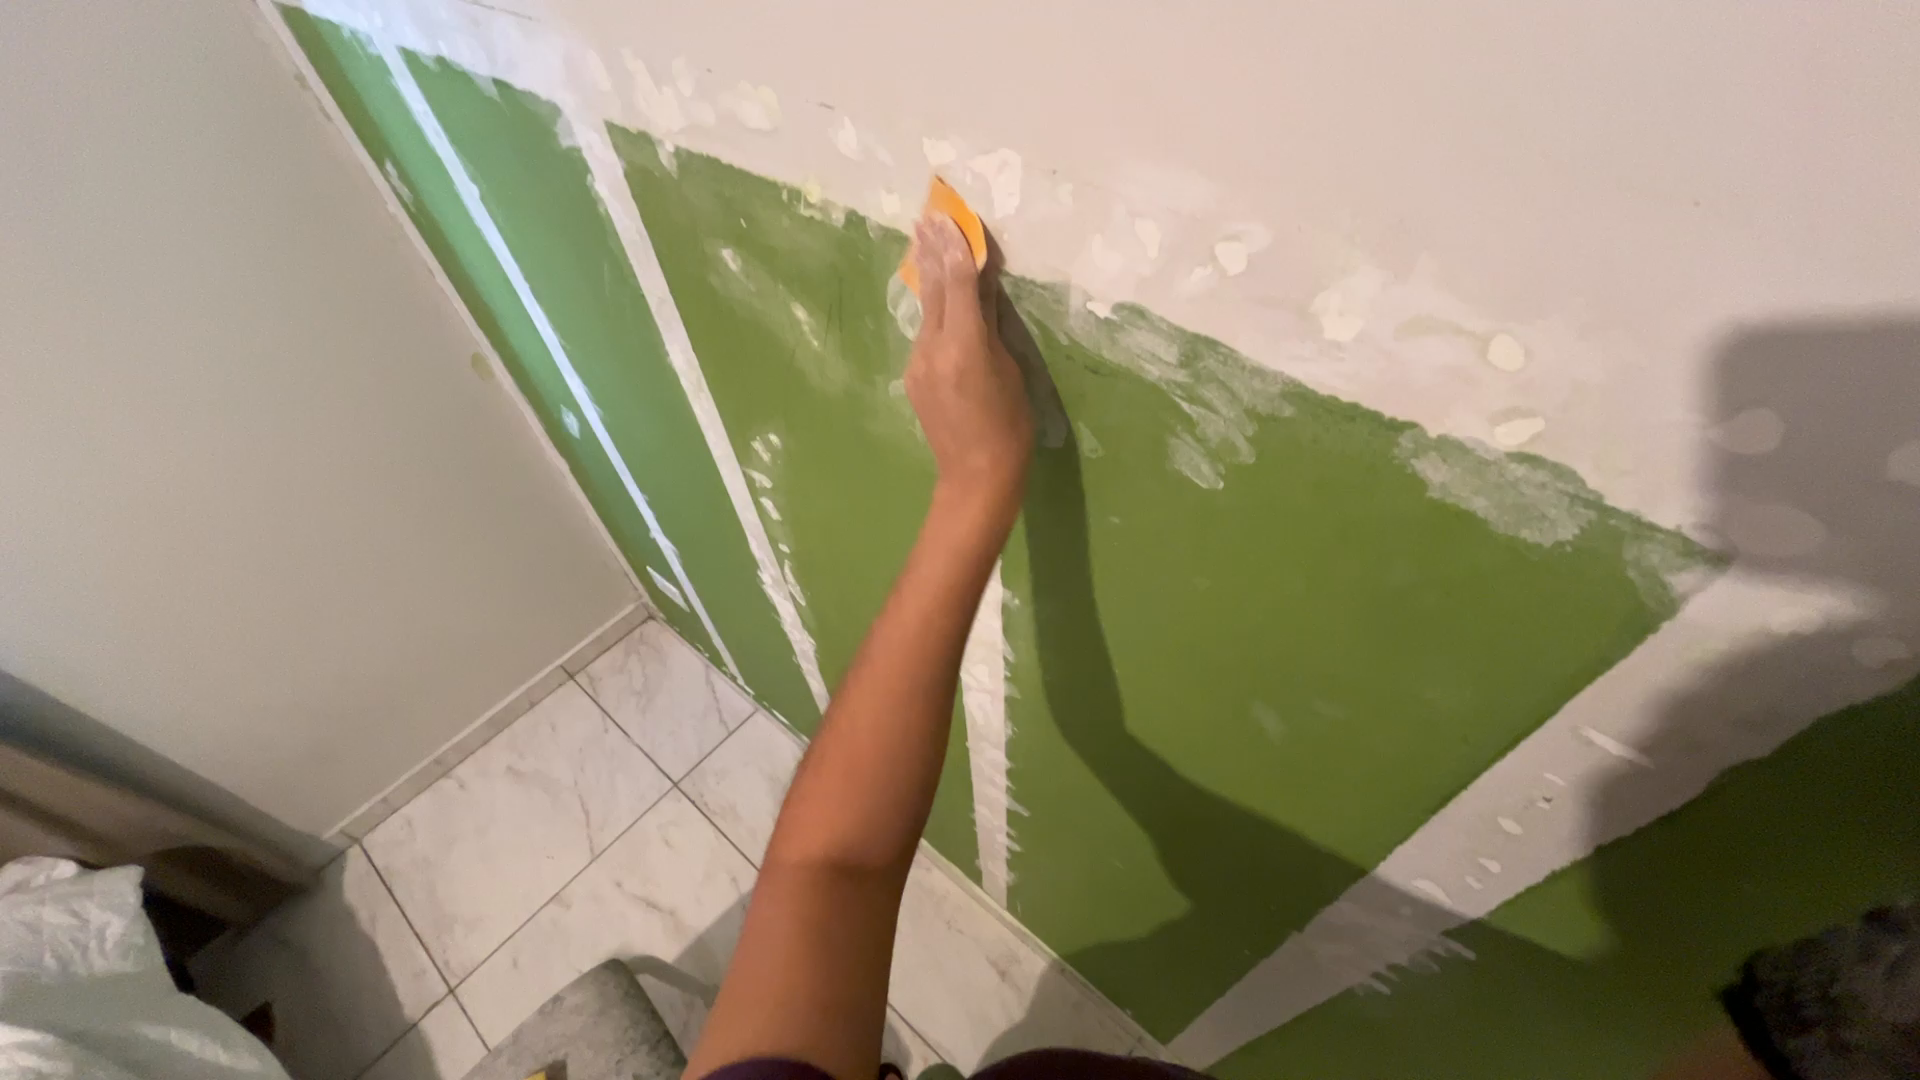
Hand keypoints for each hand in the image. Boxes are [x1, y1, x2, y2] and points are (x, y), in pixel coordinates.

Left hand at [905, 212, 1032, 513]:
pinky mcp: (913, 378)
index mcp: (964, 346)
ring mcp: (917, 364)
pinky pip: (925, 335)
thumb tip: (983, 293)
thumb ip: (993, 329)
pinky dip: (933, 312)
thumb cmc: (1009, 428)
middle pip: (932, 290)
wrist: (975, 476)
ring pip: (926, 312)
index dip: (955, 248)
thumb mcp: (1011, 371)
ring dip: (928, 278)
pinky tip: (936, 299)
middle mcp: (932, 349)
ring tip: (925, 241)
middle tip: (925, 216)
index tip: (948, 217)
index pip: (957, 284)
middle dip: (930, 251)